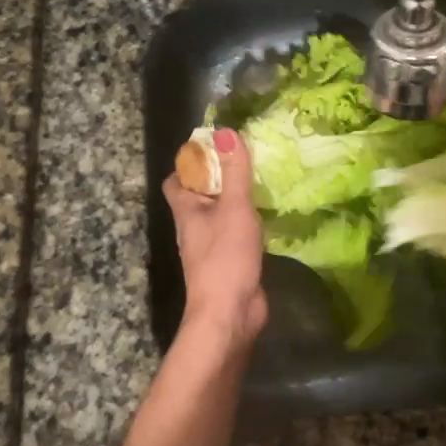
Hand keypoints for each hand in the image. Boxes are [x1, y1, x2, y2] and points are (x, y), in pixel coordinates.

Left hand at [163, 128, 266, 350]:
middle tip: (245, 158)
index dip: (189, 162)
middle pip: (200, 195)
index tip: (215, 147)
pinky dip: (248, 222)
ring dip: (235, 200)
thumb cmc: (225, 258)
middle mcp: (193, 227)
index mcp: (186, 211)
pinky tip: (270, 215)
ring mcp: (211, 247)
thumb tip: (225, 130)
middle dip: (218, 177)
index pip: (175, 180)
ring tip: (261, 180)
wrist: (230, 315)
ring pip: (220, 214)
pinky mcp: (230, 262)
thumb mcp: (235, 208)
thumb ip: (234, 171)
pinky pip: (236, 233)